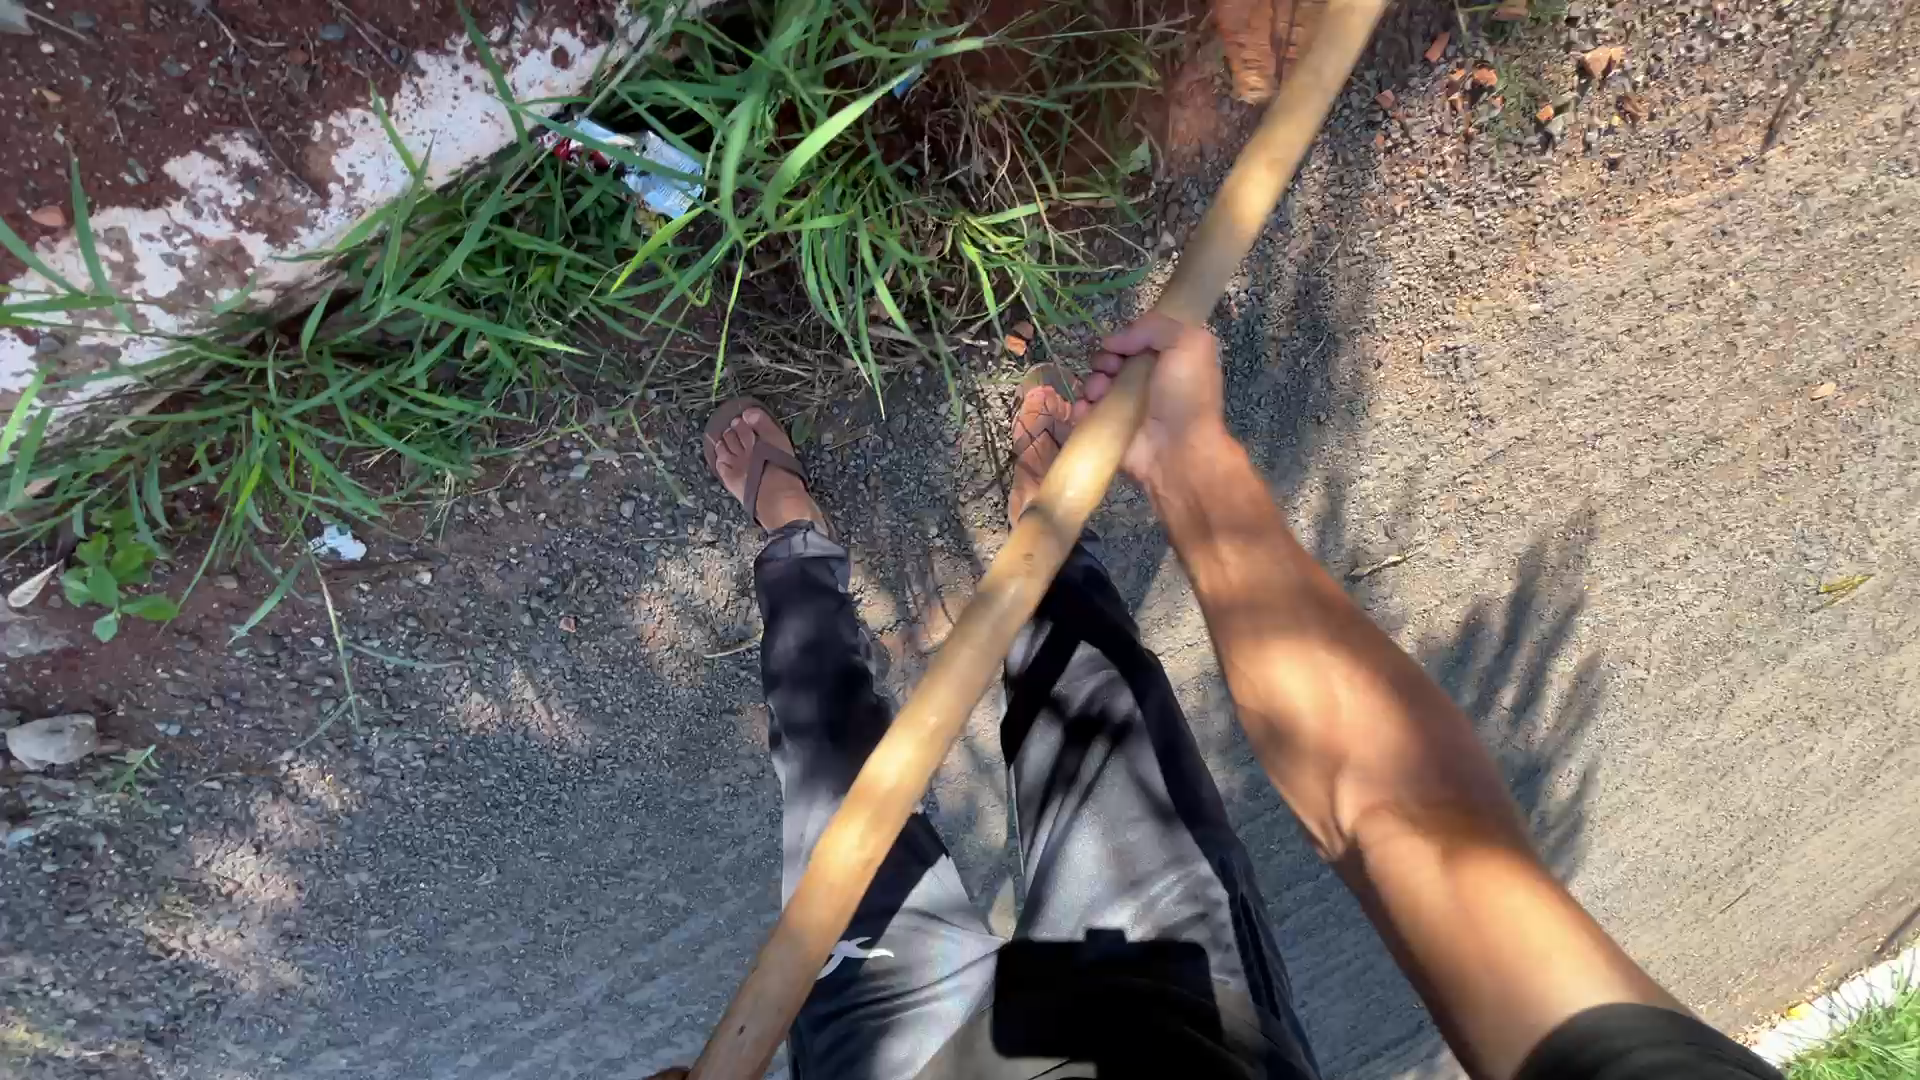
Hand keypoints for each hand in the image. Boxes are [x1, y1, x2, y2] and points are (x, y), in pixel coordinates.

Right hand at [1075, 312, 1231, 493]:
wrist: (1179, 450)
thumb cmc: (1187, 395)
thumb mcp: (1188, 342)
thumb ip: (1154, 327)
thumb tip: (1114, 341)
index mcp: (1167, 363)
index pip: (1136, 343)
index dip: (1124, 340)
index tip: (1121, 347)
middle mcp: (1146, 384)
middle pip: (1111, 363)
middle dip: (1104, 361)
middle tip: (1111, 370)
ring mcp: (1125, 410)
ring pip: (1095, 386)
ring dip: (1092, 383)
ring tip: (1099, 393)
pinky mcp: (1109, 432)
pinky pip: (1085, 414)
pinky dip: (1081, 409)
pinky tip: (1086, 408)